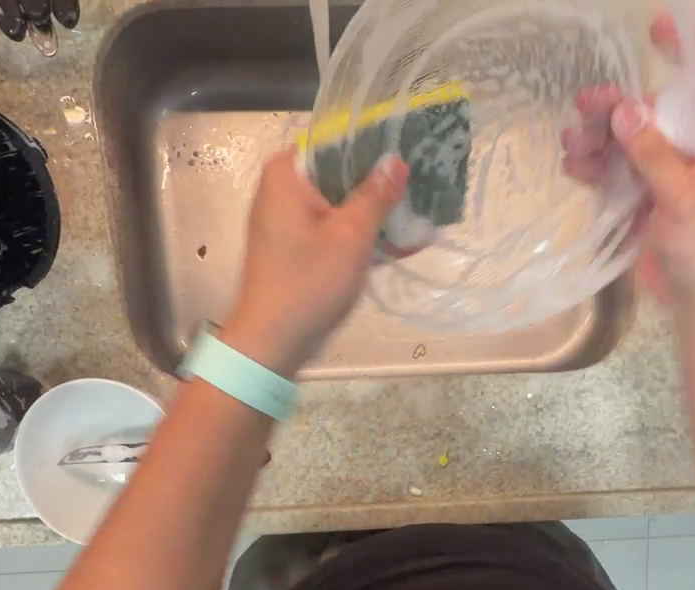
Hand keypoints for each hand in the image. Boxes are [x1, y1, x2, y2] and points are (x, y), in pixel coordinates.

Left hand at [219, 151, 410, 377]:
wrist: (271, 342)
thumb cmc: (308, 284)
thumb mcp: (351, 237)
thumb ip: (375, 196)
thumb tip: (396, 160)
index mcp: (286, 174)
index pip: (335, 142)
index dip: (374, 146)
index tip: (409, 151)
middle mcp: (281, 190)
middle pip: (339, 174)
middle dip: (379, 185)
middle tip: (422, 185)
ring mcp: (287, 223)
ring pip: (339, 206)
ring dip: (375, 215)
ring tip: (420, 215)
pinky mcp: (295, 250)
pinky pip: (333, 232)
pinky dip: (359, 238)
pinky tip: (399, 244)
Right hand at [561, 44, 694, 308]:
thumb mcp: (684, 197)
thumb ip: (655, 153)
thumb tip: (625, 110)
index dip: (688, 50)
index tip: (658, 27)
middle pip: (662, 108)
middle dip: (620, 105)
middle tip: (585, 103)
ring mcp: (675, 171)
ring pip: (635, 139)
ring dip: (601, 139)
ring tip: (571, 142)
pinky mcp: (651, 195)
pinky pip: (623, 170)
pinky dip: (599, 167)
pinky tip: (574, 165)